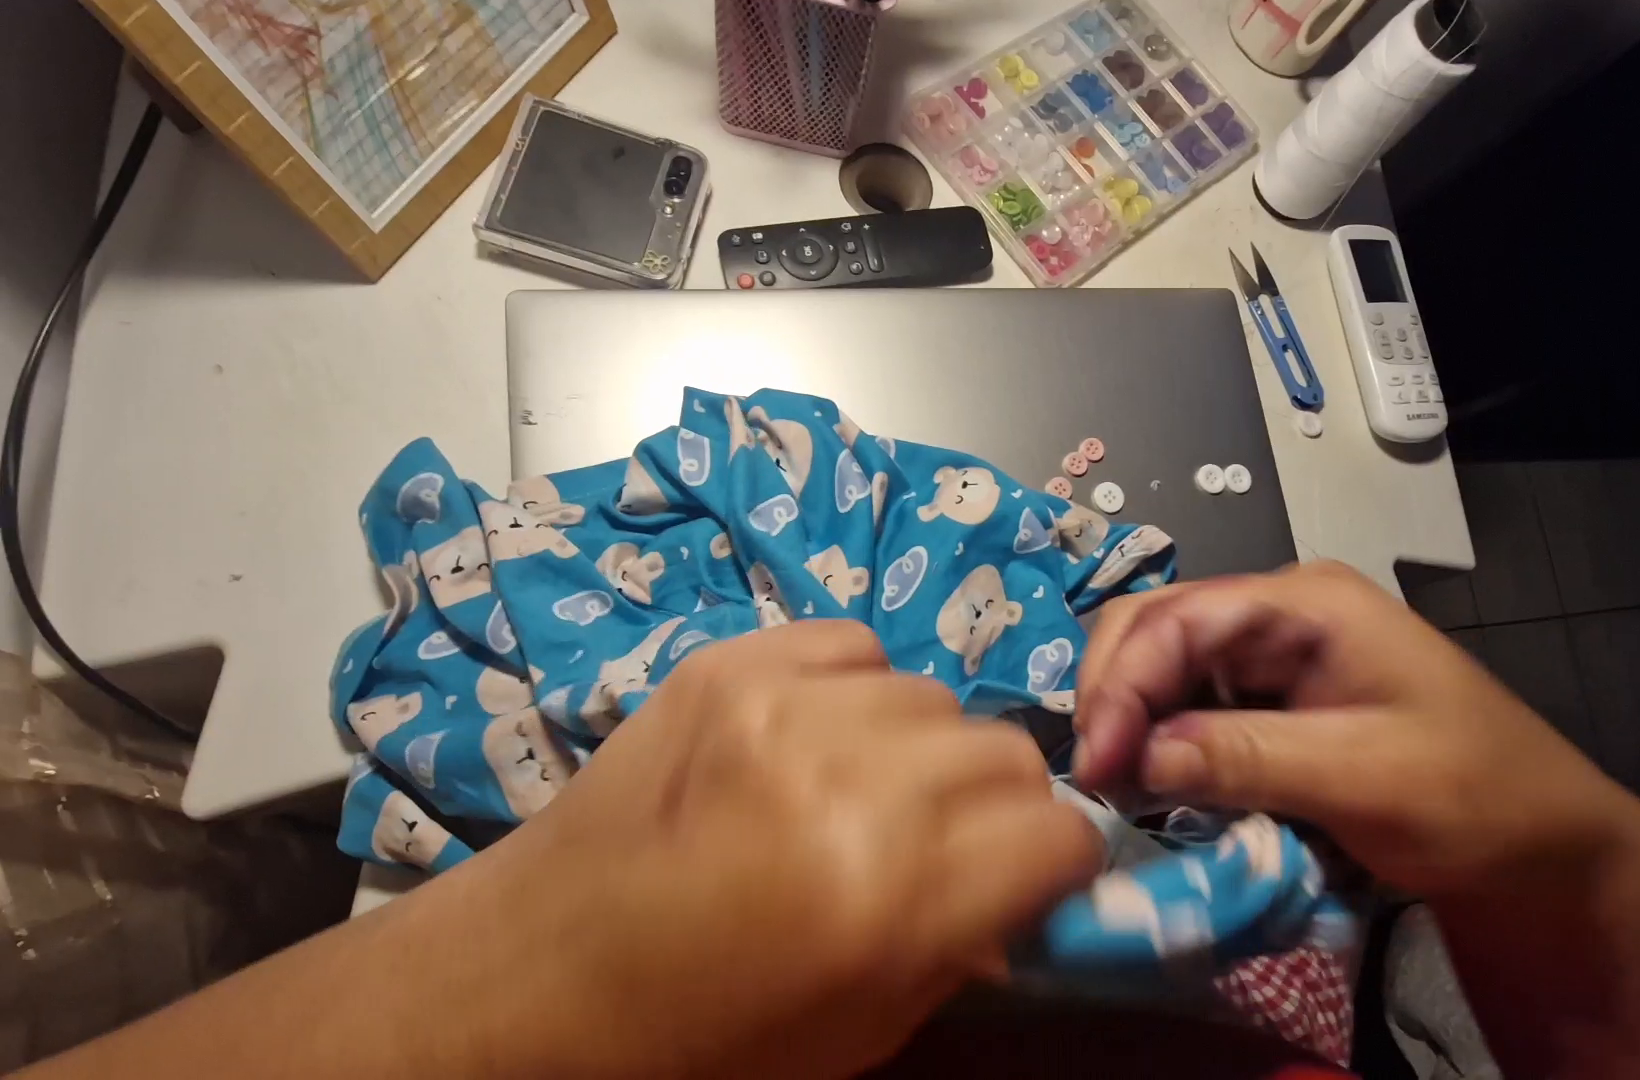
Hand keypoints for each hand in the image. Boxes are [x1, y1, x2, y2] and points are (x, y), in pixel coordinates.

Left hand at [476, 620, 1102, 1078]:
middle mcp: (849, 781)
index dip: (1056, 858)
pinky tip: (811, 734)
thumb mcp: (866, 1025)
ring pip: (935, 696)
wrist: (540, 969)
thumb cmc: (708, 1033)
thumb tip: (1036, 872)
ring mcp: (783, 703)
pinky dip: (856, 690)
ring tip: (860, 785)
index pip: (1057, 834)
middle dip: (997, 802)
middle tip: (942, 833)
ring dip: (920, 748)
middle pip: (1008, 751)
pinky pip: (856, 646)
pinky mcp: (733, 659)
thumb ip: (971, 937)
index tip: (1031, 868)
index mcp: (890, 894)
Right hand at [1071, 561, 1639, 895]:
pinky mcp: (1258, 693)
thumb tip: (1133, 756)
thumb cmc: (1476, 797)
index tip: (1097, 761)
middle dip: (1113, 692)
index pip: (1181, 618)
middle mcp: (1272, 611)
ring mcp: (1263, 650)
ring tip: (1114, 780)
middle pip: (1154, 625)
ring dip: (1125, 715)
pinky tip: (1147, 774)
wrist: (1539, 844)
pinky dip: (1152, 735)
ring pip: (1157, 661)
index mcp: (1306, 602)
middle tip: (1097, 771)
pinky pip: (1181, 699)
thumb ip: (1246, 756)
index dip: (1124, 682)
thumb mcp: (1364, 777)